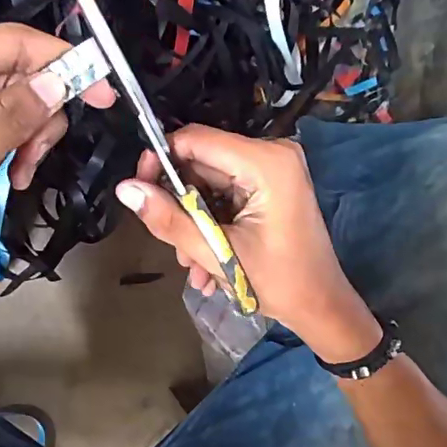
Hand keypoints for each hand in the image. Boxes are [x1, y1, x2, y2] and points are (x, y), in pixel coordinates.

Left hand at [0, 25, 112, 300]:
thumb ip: (12, 119)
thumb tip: (58, 82)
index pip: (13, 42)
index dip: (65, 64)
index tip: (104, 95)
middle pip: (9, 70)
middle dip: (36, 114)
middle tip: (32, 163)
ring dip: (20, 138)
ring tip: (12, 179)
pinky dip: (0, 149)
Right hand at [114, 126, 381, 364]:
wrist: (321, 307)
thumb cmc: (280, 283)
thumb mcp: (218, 254)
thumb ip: (169, 220)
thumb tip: (126, 189)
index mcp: (266, 163)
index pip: (195, 140)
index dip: (160, 160)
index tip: (140, 191)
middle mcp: (271, 155)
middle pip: (201, 163)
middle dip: (180, 203)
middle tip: (171, 241)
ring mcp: (273, 170)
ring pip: (209, 183)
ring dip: (193, 221)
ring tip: (192, 263)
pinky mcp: (270, 186)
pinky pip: (225, 194)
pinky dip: (211, 223)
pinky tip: (206, 260)